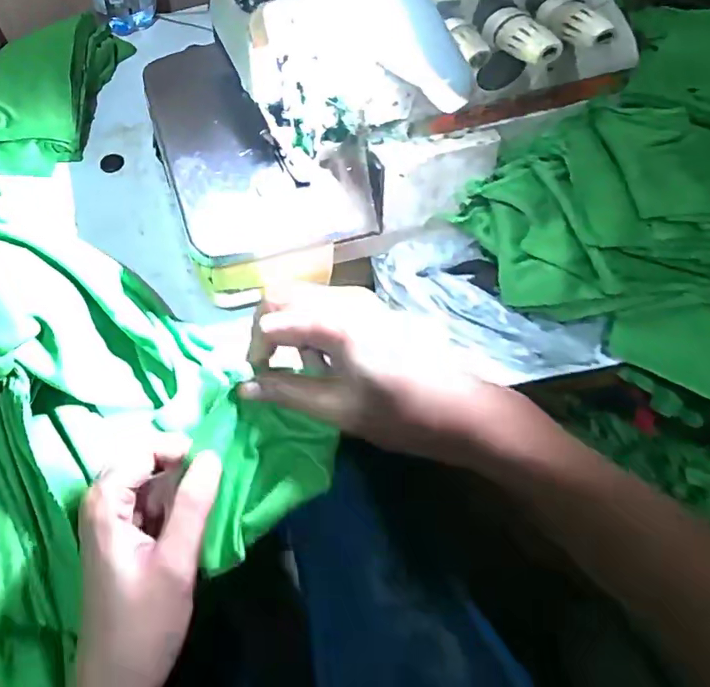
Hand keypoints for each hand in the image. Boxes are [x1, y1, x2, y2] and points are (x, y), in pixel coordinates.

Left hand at [75, 439, 221, 686]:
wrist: (116, 679)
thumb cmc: (144, 623)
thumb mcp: (176, 564)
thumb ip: (193, 506)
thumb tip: (212, 456)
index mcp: (104, 500)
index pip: (141, 448)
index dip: (176, 448)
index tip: (213, 460)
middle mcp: (98, 499)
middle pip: (140, 459)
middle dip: (175, 465)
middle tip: (210, 482)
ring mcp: (104, 516)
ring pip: (143, 479)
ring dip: (173, 486)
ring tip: (201, 505)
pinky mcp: (115, 533)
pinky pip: (142, 500)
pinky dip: (165, 504)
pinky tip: (184, 522)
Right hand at [238, 283, 552, 466]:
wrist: (466, 410)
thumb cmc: (402, 415)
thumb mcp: (338, 410)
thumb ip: (286, 393)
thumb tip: (244, 388)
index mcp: (333, 323)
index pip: (270, 323)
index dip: (254, 351)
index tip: (258, 379)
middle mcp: (341, 299)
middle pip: (278, 296)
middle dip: (264, 329)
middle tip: (270, 365)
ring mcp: (356, 297)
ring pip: (297, 295)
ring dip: (286, 324)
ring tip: (303, 364)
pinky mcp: (366, 304)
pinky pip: (319, 301)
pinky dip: (306, 321)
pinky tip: (325, 356)